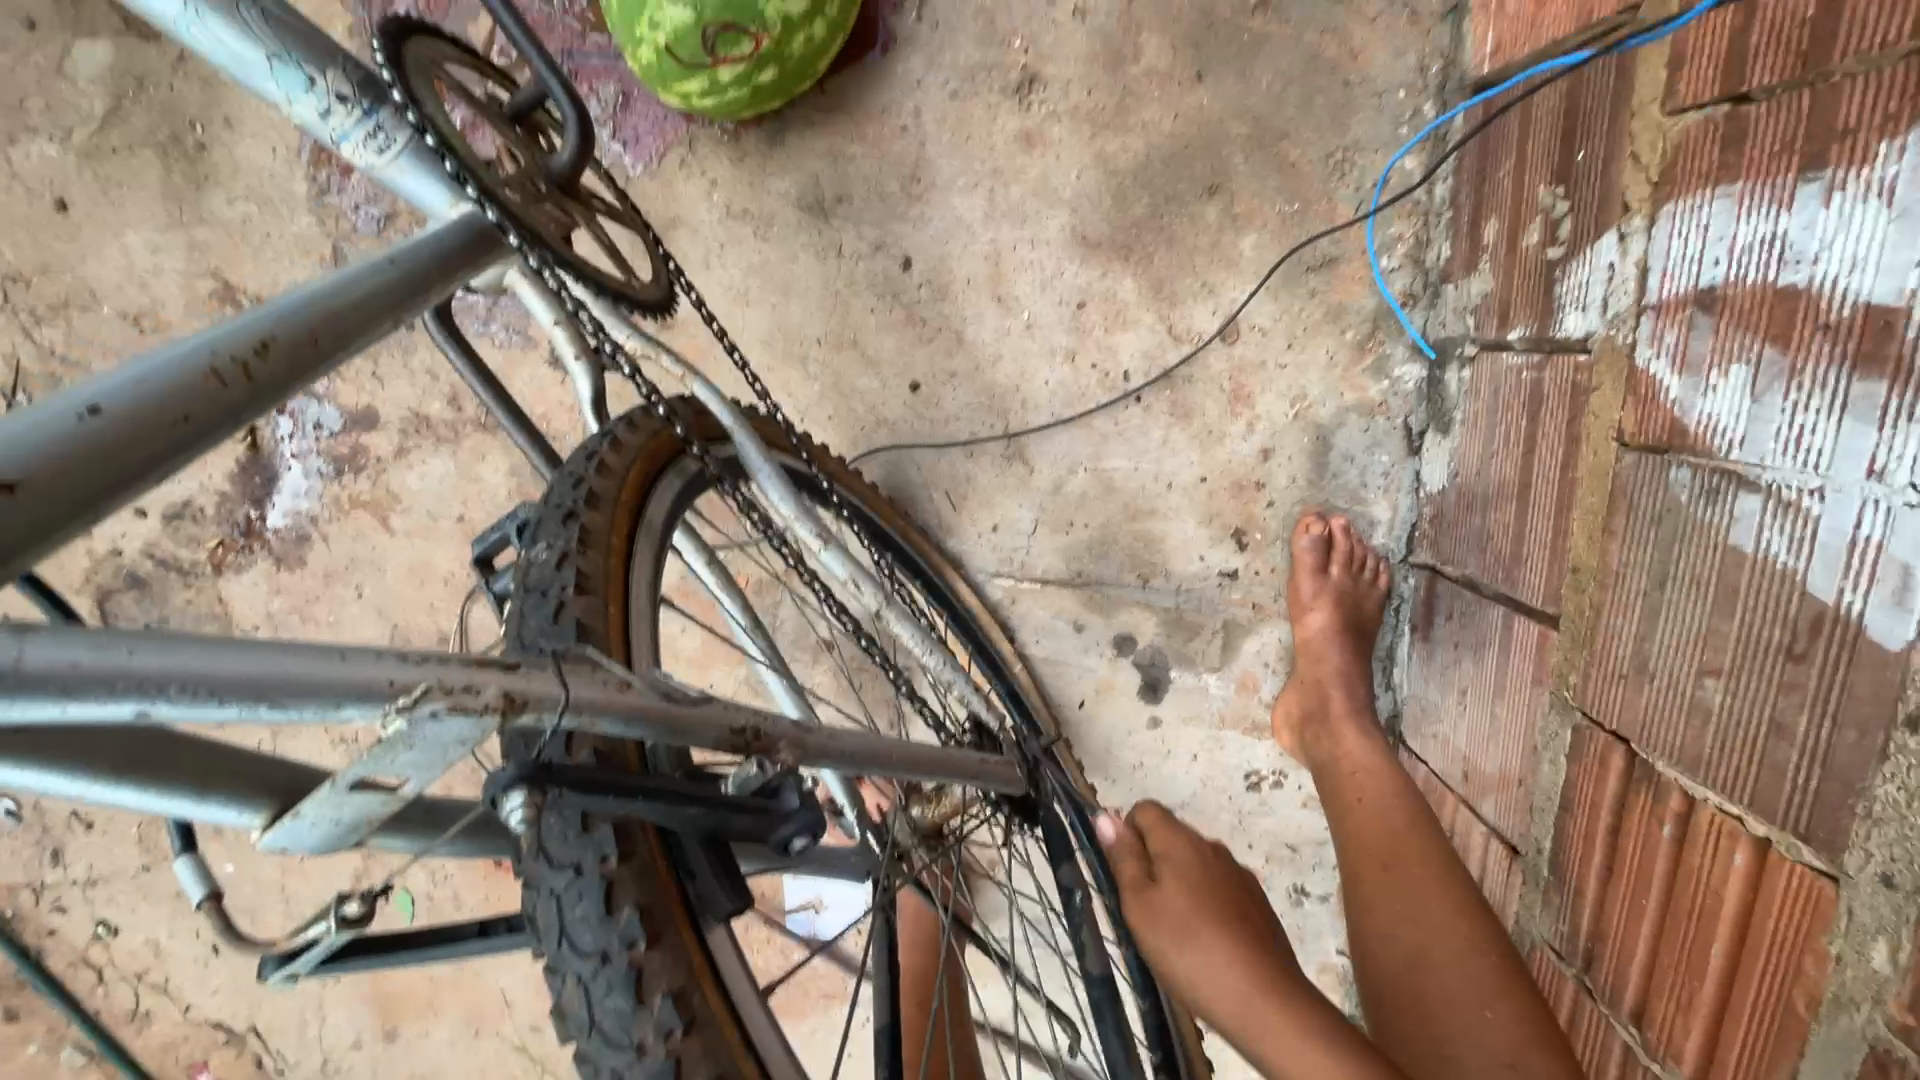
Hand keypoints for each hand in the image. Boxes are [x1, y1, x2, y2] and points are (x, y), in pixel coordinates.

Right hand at [1097, 801, 1311, 1035]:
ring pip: (1195, 865)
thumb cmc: (1188, 948)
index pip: (1145, 809)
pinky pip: (1219, 889)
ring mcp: (1239, 875)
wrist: (1264, 1000)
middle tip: (1143, 910)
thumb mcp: (1139, 905)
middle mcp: (1212, 847)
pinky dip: (1206, 904)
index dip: (1126, 834)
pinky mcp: (1257, 903)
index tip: (1124, 876)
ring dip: (1179, 885)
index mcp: (1180, 840)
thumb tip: (1105, 816)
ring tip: (1174, 932)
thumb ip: (1123, 857)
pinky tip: (1206, 943)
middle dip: (1152, 862)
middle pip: (1171, 836)